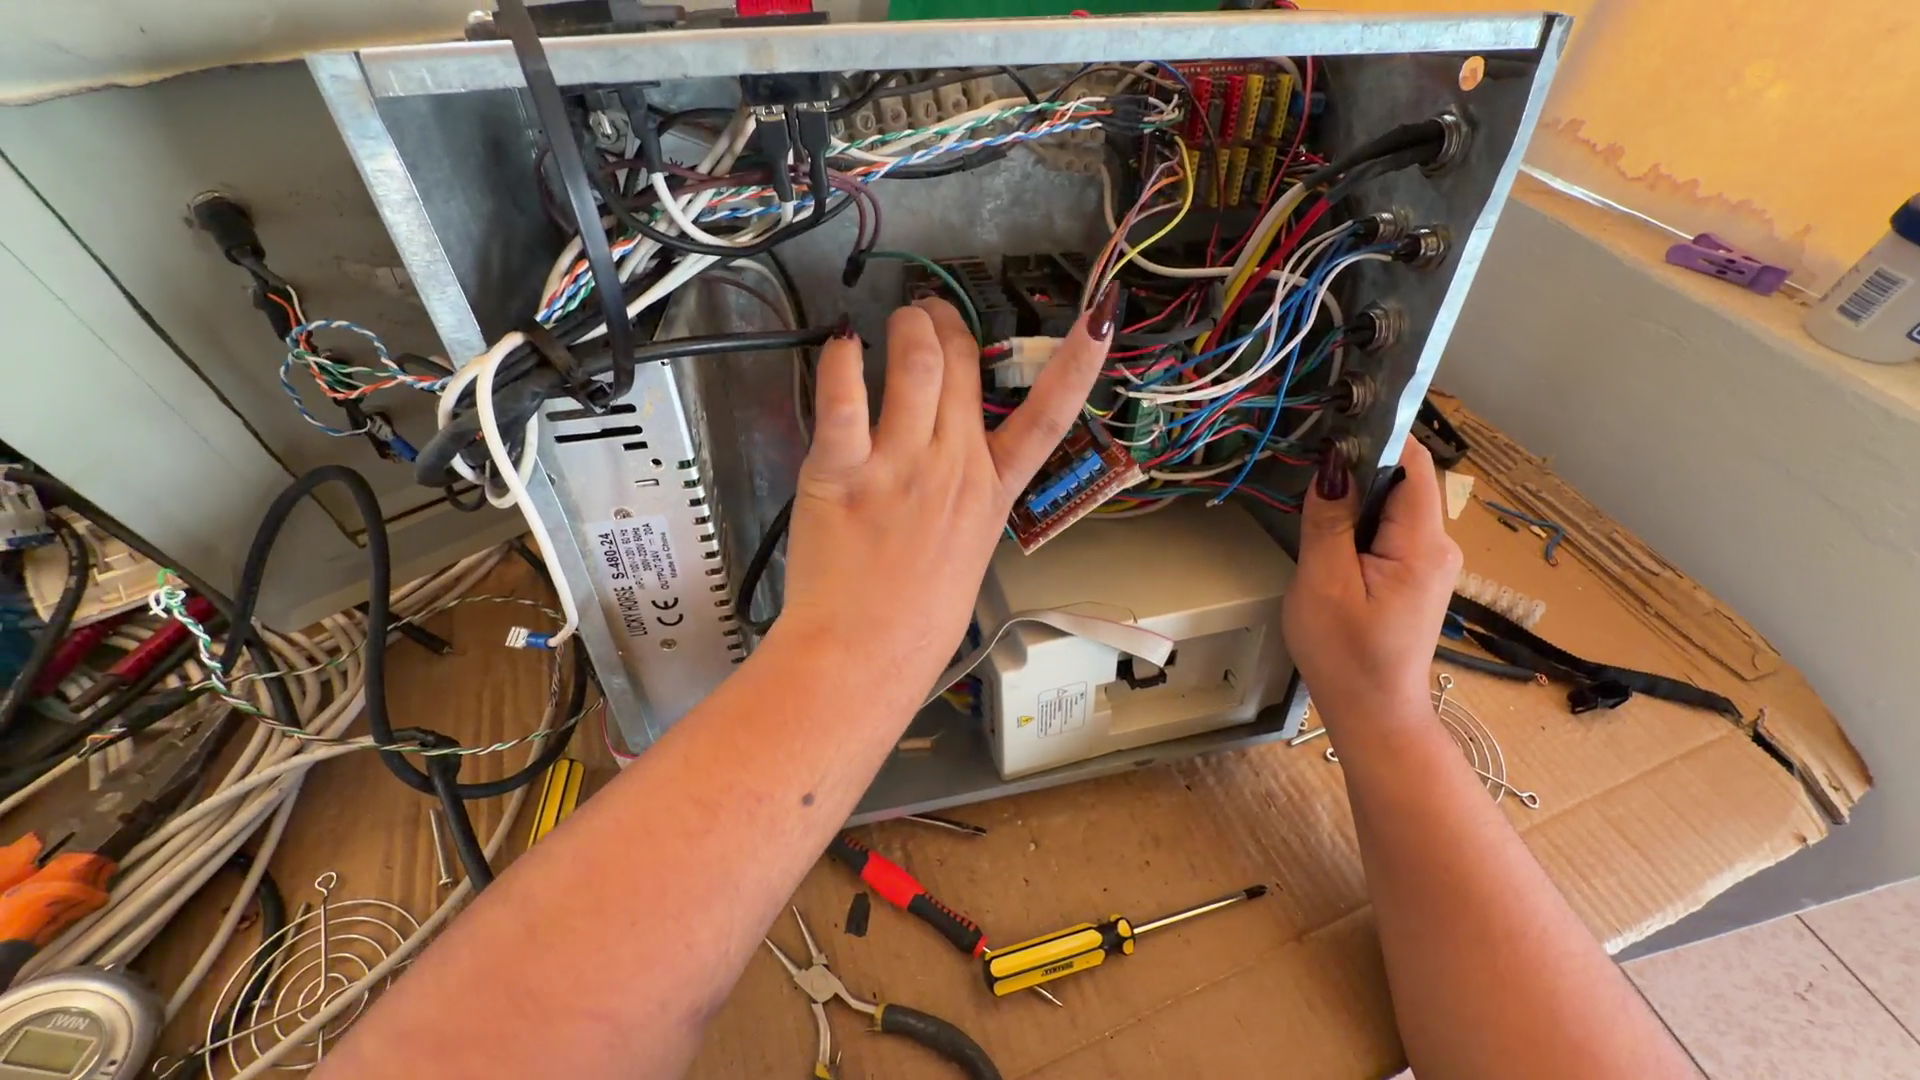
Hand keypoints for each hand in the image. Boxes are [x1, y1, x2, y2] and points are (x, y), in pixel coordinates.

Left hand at [773, 290, 1118, 694]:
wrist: (867, 655)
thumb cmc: (919, 616)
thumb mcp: (967, 549)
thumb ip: (964, 495)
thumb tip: (943, 457)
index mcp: (991, 490)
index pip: (1049, 416)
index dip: (1079, 363)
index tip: (1100, 318)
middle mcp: (954, 467)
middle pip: (962, 366)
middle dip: (946, 324)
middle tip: (927, 312)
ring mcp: (900, 467)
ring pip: (915, 364)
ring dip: (906, 328)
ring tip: (894, 321)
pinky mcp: (843, 472)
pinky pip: (844, 398)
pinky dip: (841, 362)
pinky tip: (842, 345)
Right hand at [1282, 437, 1462, 729]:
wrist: (1373, 713)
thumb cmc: (1345, 654)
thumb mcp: (1324, 584)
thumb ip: (1328, 521)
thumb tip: (1330, 464)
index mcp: (1422, 544)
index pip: (1414, 464)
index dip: (1379, 435)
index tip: (1337, 420)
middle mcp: (1438, 546)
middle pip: (1405, 481)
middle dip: (1359, 466)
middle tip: (1311, 462)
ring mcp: (1430, 562)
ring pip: (1395, 506)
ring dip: (1357, 496)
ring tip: (1314, 498)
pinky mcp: (1416, 576)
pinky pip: (1391, 530)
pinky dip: (1362, 522)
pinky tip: (1331, 534)